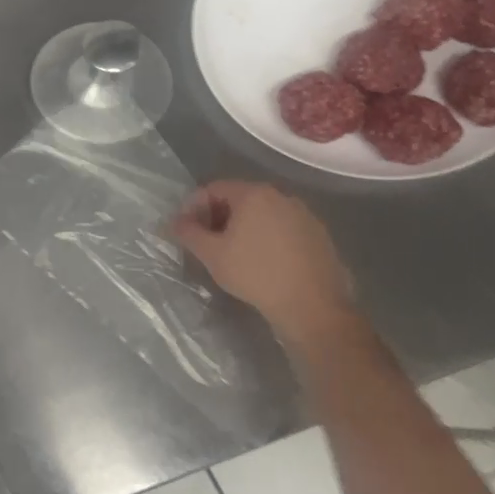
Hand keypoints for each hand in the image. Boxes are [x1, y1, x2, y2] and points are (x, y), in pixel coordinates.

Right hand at [171, 180, 360, 346]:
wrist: (311, 305)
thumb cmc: (255, 273)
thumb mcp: (211, 254)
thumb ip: (188, 232)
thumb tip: (176, 221)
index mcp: (253, 195)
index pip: (213, 188)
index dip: (193, 206)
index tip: (184, 228)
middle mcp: (282, 197)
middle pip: (239, 198)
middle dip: (217, 216)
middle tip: (205, 240)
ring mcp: (304, 215)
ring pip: (262, 213)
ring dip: (242, 226)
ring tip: (232, 252)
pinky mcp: (319, 235)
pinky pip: (282, 227)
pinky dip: (265, 236)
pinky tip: (261, 260)